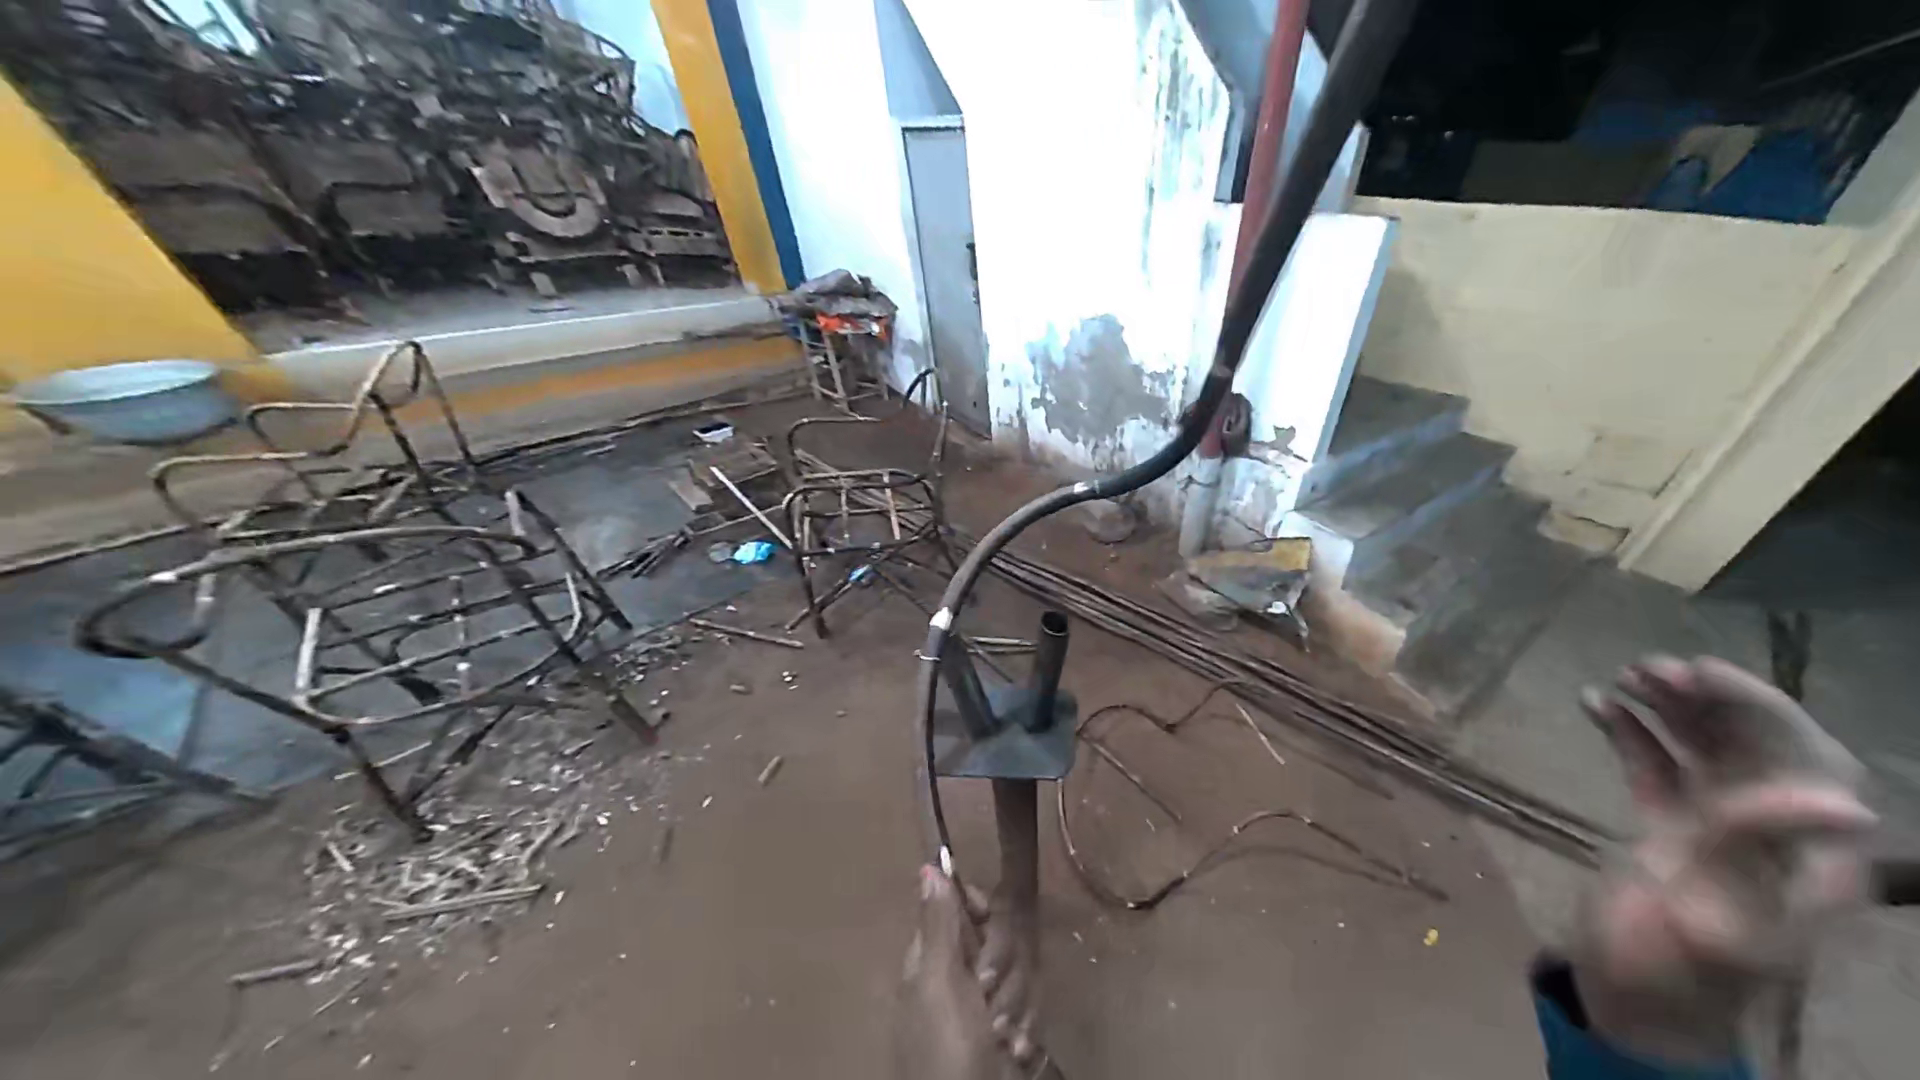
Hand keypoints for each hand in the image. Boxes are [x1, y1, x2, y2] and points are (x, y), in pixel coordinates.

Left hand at [897, 866, 1041, 1079]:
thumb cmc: (947, 1051)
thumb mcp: (938, 983)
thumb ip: (939, 925)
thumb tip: (927, 866)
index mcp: (931, 956)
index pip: (957, 904)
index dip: (977, 906)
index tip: (989, 920)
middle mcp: (955, 973)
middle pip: (993, 934)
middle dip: (1002, 962)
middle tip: (989, 994)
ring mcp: (983, 1003)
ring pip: (1017, 969)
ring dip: (1016, 1001)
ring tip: (1003, 1034)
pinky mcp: (1008, 1029)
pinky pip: (1030, 1004)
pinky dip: (1027, 1026)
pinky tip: (1017, 1048)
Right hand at [1576, 656, 1875, 1062]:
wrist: (1633, 997)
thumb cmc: (1678, 965)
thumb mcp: (1722, 914)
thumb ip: (1760, 852)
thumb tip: (1846, 801)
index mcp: (1806, 856)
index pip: (1807, 764)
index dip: (1763, 712)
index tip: (1701, 672)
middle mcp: (1769, 834)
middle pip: (1752, 751)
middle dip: (1707, 703)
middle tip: (1649, 668)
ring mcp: (1714, 830)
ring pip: (1702, 752)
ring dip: (1666, 710)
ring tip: (1624, 677)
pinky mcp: (1667, 830)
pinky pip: (1652, 768)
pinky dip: (1626, 733)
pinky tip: (1593, 704)